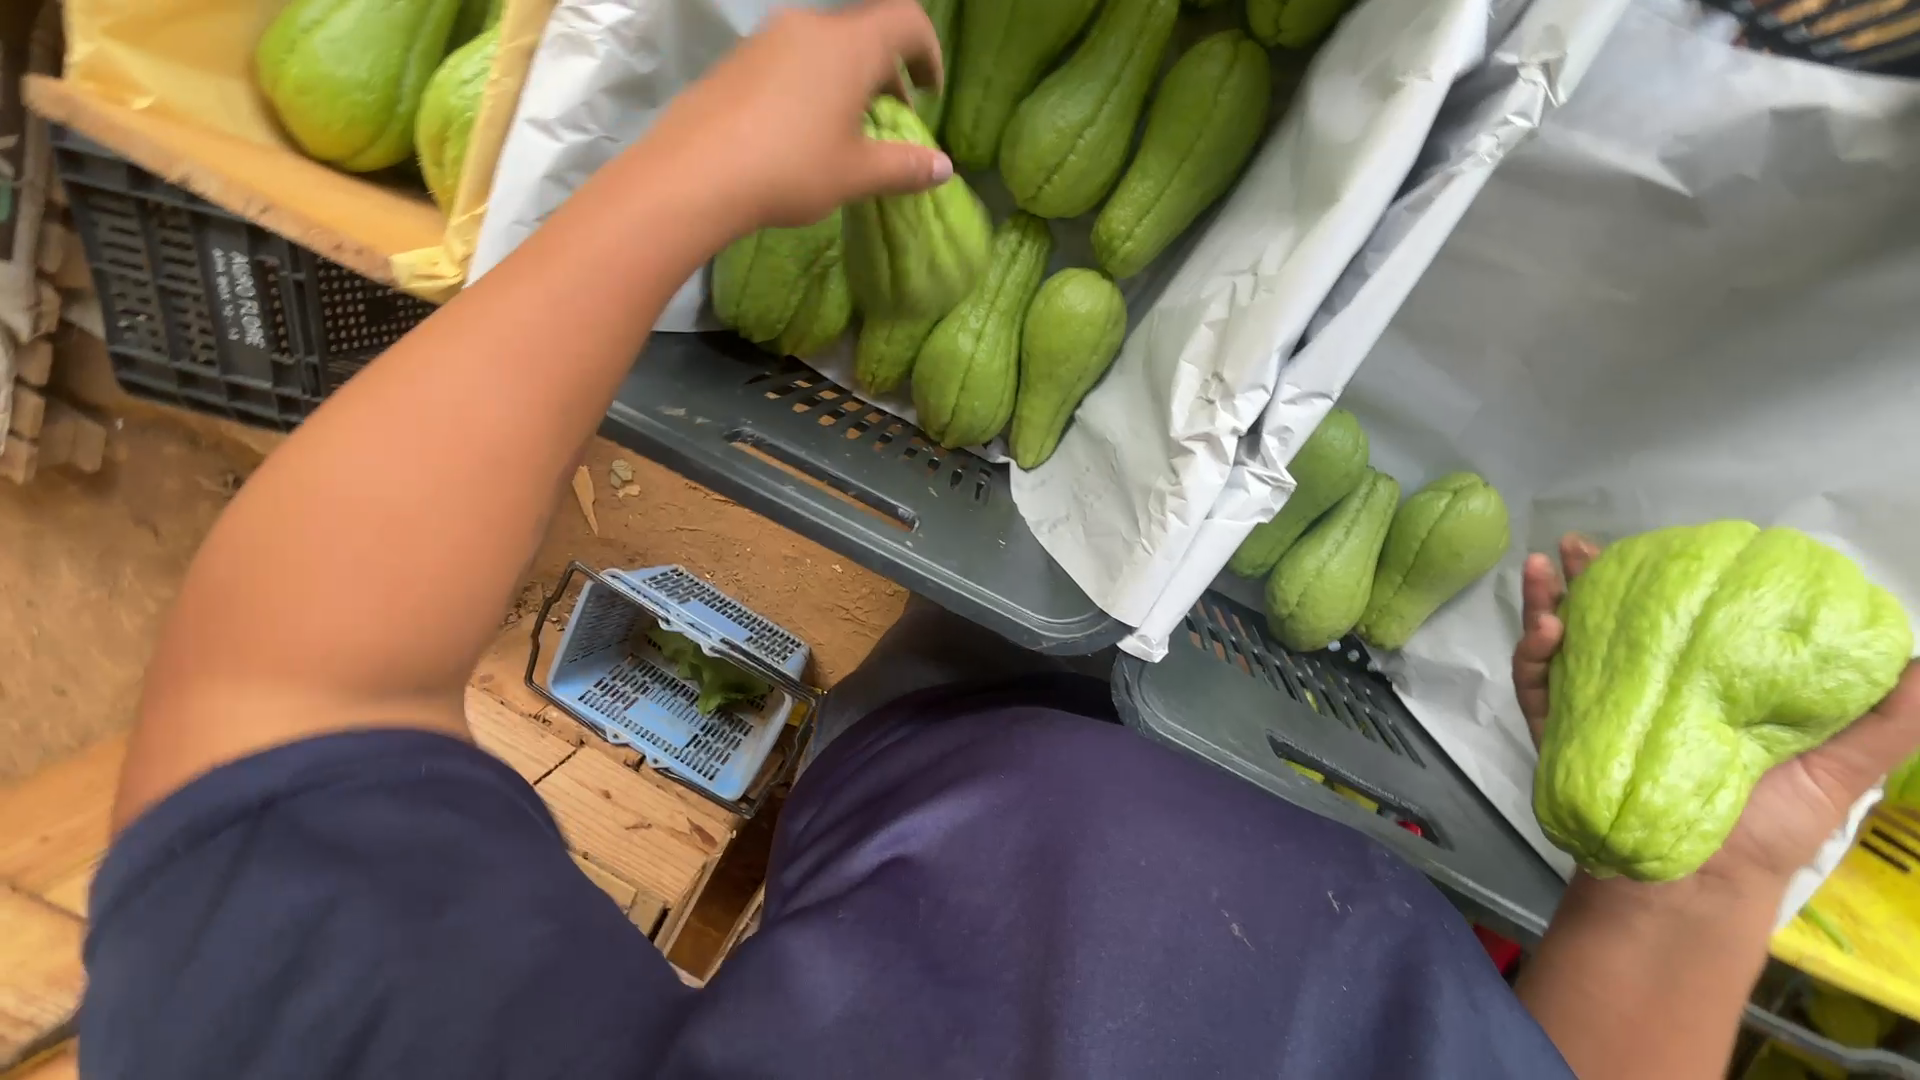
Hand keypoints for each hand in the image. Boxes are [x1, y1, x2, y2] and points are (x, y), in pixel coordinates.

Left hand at [633, 0, 952, 232]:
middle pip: (865, 34)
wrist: (695, 173)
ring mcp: (769, 39)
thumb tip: (944, 168)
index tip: (929, 93)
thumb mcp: (857, 174)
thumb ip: (905, 167)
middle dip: (888, 74)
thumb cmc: (790, 169)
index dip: (929, 54)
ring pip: (826, 48)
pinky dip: (814, 84)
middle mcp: (810, 27)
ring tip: (847, 129)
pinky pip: (792, 60)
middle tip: (893, 119)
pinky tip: (803, 131)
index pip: (907, 22)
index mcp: (849, 46)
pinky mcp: (739, 59)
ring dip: (849, 81)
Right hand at [1514, 534, 1919, 894]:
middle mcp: (1632, 687)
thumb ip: (1884, 716)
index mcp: (1691, 685)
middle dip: (1582, 579)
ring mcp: (1587, 707)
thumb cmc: (1768, 825)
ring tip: (1541, 567)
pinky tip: (1546, 628)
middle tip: (1572, 544)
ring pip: (1555, 642)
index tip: (1659, 548)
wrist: (1696, 883)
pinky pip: (1533, 684)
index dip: (1655, 582)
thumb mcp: (1844, 768)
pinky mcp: (1554, 730)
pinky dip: (1532, 653)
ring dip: (1543, 602)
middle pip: (1599, 621)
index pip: (1667, 621)